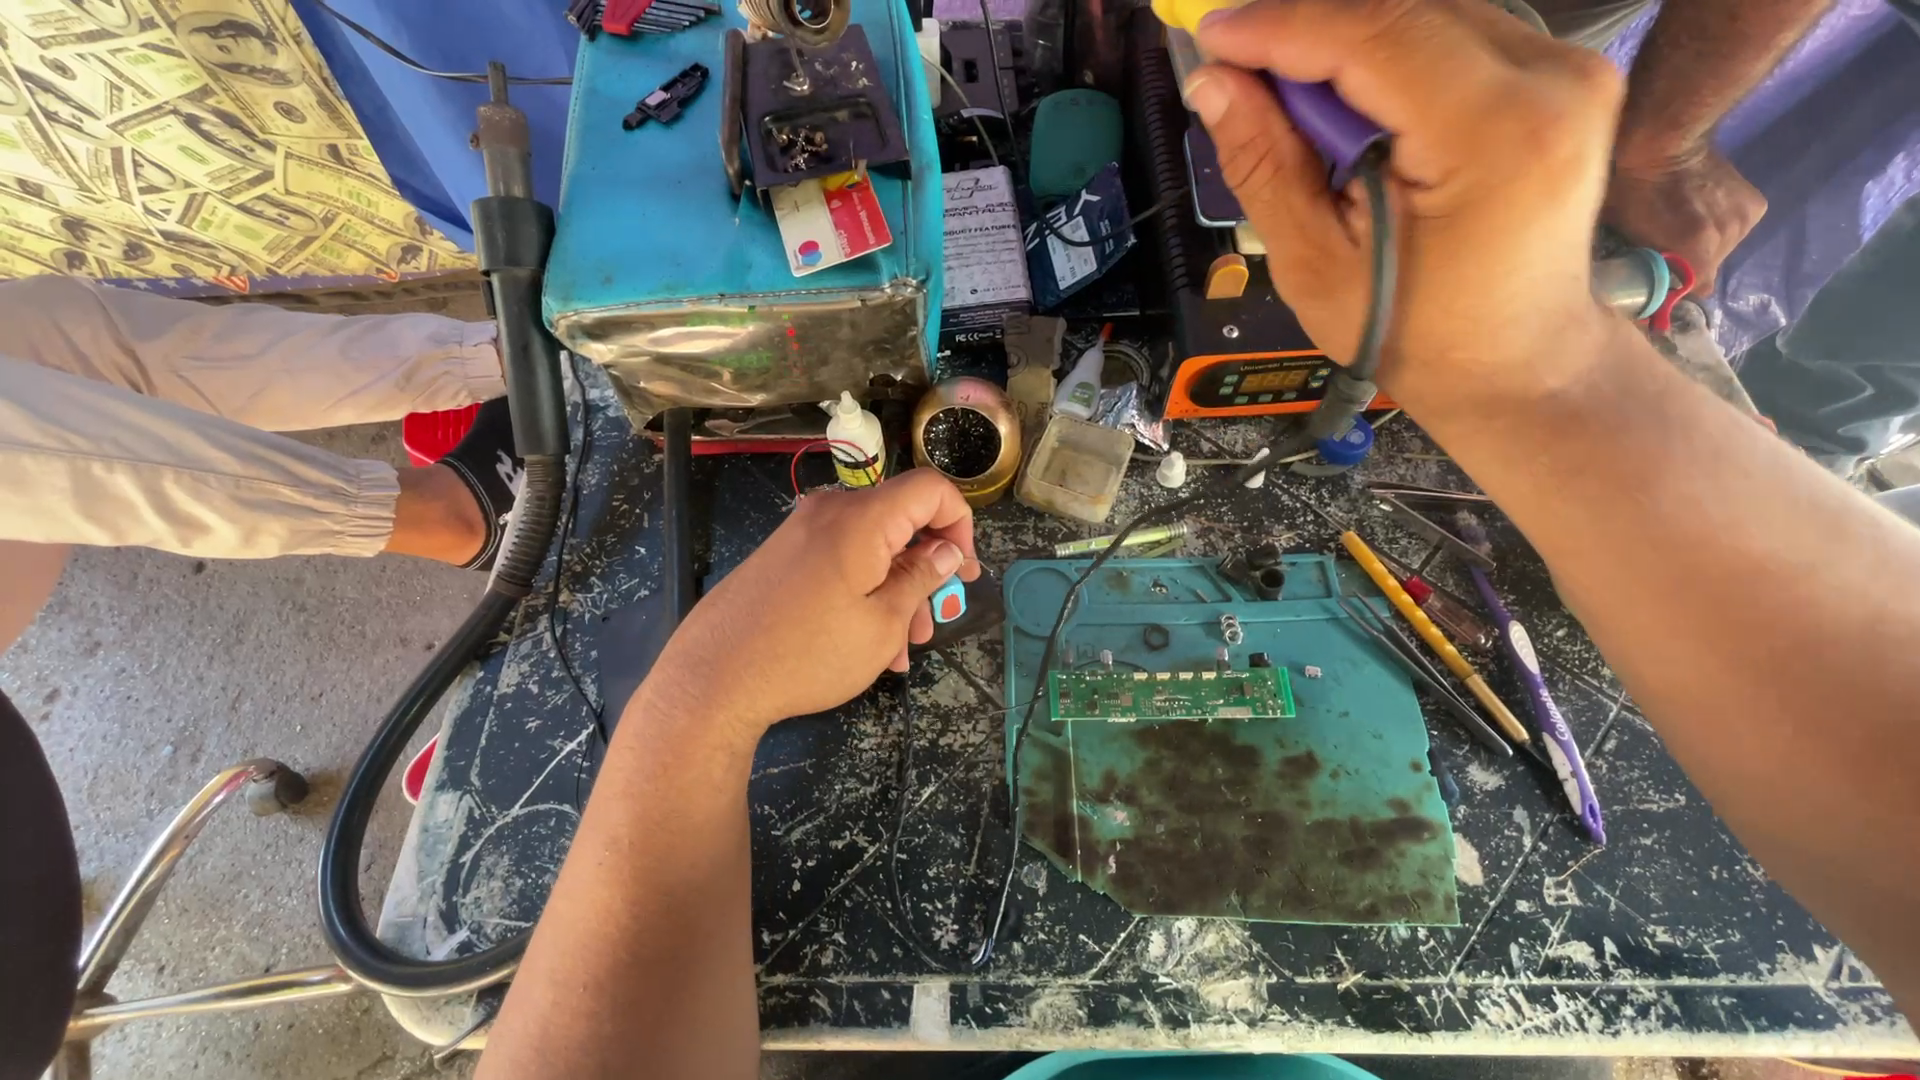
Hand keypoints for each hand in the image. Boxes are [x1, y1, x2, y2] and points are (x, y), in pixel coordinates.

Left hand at [641, 469, 977, 736]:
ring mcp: (802, 532)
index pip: (931, 488)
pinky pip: (841, 561)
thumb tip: (949, 549)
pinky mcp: (784, 555)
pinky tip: (867, 642)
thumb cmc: (809, 653)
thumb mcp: (882, 624)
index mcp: (862, 518)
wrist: (713, 678)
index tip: (963, 570)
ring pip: (872, 549)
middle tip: (932, 624)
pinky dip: (864, 590)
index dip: (960, 523)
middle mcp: (831, 512)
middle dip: (926, 572)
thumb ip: (922, 578)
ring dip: (896, 591)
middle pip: (901, 523)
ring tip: (900, 651)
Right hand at [1182, 0, 1627, 414]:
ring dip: (1345, 44)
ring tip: (1284, 92)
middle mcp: (1550, 78)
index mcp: (1493, 134)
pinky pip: (1455, 37)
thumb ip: (1266, 165)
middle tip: (1236, 65)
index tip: (1211, 35)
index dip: (1282, 27)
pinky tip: (1345, 104)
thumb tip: (1213, 84)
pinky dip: (1386, 59)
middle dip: (1308, 31)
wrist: (1511, 361)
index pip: (1375, 36)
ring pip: (1429, 15)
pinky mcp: (1562, 76)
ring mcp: (1568, 69)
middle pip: (1404, 10)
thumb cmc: (1407, 332)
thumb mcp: (1316, 264)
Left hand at [1603, 143, 1765, 293]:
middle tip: (1664, 255)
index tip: (1658, 289)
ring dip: (1702, 249)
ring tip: (1681, 233)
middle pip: (1707, 270)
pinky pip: (1734, 232)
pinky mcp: (1756, 205)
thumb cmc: (1632, 192)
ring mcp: (1746, 219)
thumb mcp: (1624, 234)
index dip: (1672, 292)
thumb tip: (1643, 291)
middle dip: (1685, 268)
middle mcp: (1728, 237)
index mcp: (1696, 248)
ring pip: (1722, 252)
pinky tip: (1699, 218)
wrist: (1669, 145)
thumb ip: (1641, 264)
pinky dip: (1718, 231)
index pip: (1691, 290)